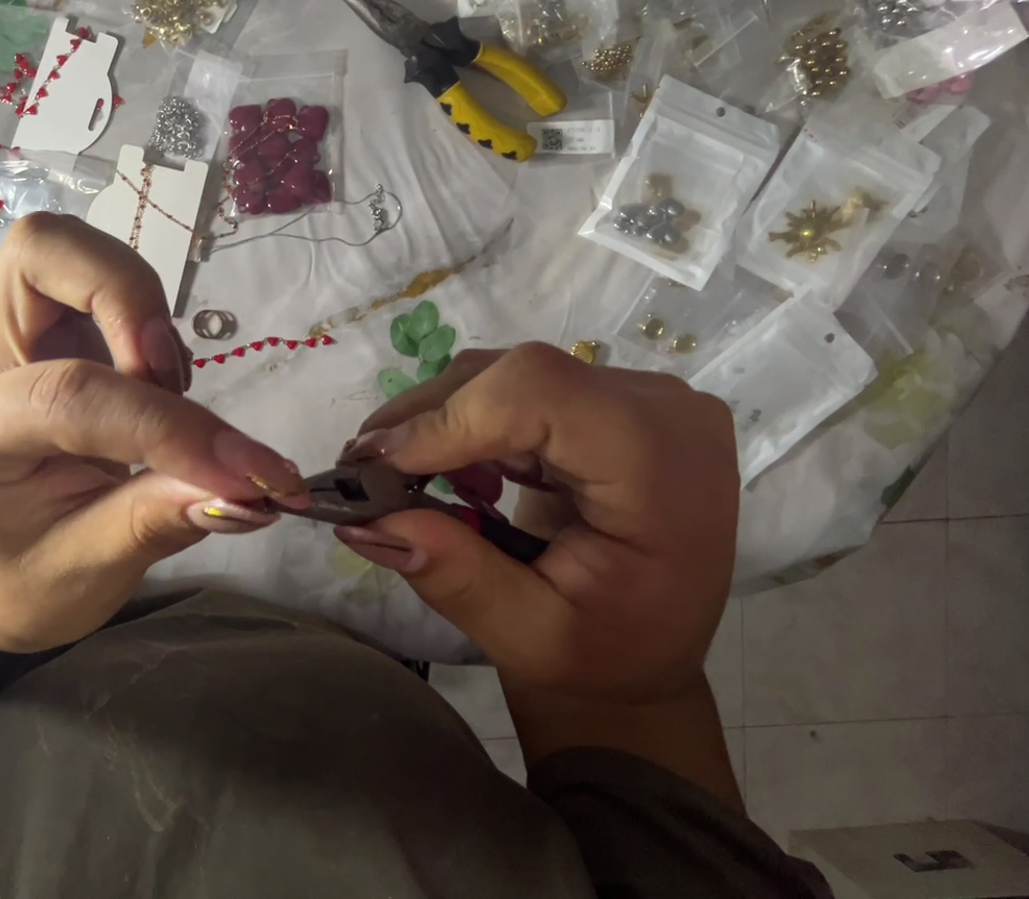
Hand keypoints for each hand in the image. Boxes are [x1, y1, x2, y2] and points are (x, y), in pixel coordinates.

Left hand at [0, 213, 307, 659]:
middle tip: (170, 380)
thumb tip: (251, 486)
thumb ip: (162, 517)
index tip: (252, 473)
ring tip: (168, 398)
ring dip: (144, 310)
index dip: (167, 425)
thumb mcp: (92, 570)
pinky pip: (103, 283)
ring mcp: (13, 337)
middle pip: (42, 250)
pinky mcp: (50, 332)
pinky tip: (160, 389)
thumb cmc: (29, 581)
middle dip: (128, 294)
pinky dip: (149, 320)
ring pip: (73, 251)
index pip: (69, 394)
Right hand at [338, 344, 737, 702]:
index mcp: (667, 471)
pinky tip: (441, 471)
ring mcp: (629, 397)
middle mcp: (658, 410)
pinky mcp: (596, 399)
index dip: (450, 420)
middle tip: (361, 476)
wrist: (641, 650)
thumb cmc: (602, 654)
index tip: (378, 469)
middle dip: (424, 422)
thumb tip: (365, 520)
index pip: (543, 394)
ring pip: (496, 374)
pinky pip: (502, 386)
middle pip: (511, 376)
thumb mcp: (527, 634)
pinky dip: (454, 424)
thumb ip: (453, 575)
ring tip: (394, 479)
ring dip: (431, 422)